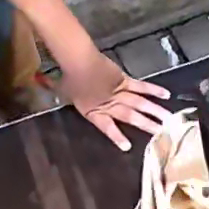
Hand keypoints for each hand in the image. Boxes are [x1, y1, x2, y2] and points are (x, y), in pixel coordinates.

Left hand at [59, 52, 178, 151]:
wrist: (80, 61)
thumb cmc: (69, 77)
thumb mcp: (61, 90)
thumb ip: (55, 89)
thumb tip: (39, 81)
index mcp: (95, 112)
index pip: (107, 128)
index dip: (117, 137)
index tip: (127, 147)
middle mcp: (110, 105)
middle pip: (131, 118)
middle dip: (147, 127)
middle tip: (161, 136)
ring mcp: (120, 93)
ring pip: (140, 105)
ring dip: (155, 113)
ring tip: (169, 121)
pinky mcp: (125, 80)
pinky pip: (141, 87)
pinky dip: (153, 91)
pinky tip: (166, 95)